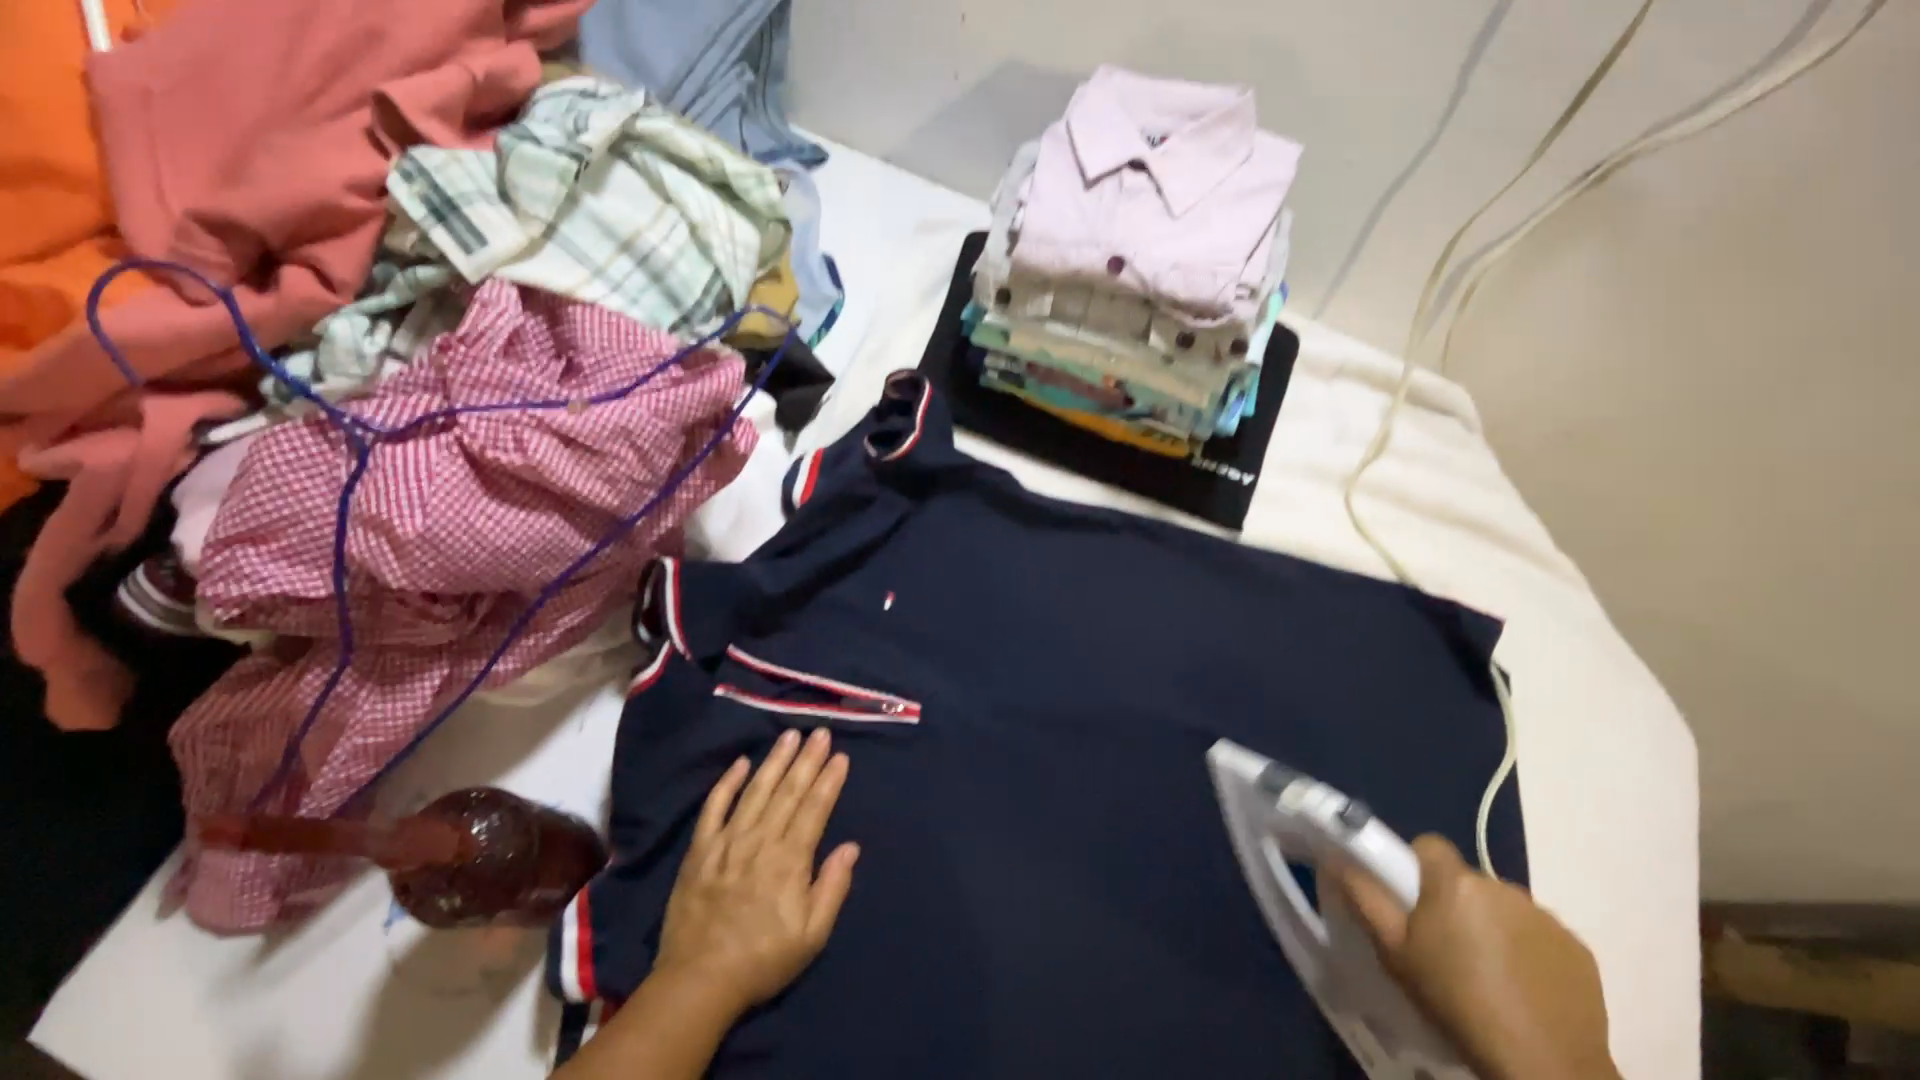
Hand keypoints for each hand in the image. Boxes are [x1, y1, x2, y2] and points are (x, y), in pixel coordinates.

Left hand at [652, 727, 858, 1017]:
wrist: (700, 980)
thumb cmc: (764, 959)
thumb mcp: (812, 935)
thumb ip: (832, 887)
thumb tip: (850, 847)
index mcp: (790, 860)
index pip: (814, 809)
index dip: (829, 781)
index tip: (841, 756)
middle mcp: (760, 841)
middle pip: (788, 792)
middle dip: (807, 760)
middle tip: (820, 733)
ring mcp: (727, 842)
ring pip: (755, 791)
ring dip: (774, 761)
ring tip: (790, 736)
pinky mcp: (700, 850)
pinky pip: (714, 807)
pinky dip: (728, 783)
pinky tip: (741, 763)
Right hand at [1329, 835, 1620, 1079]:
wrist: (1542, 1064)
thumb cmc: (1455, 1002)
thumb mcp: (1394, 954)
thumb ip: (1365, 898)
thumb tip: (1338, 858)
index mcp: (1455, 883)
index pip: (1429, 845)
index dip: (1415, 867)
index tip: (1410, 903)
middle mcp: (1502, 886)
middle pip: (1465, 881)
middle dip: (1452, 903)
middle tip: (1441, 948)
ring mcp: (1546, 916)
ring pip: (1503, 908)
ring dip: (1490, 926)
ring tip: (1484, 973)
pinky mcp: (1577, 947)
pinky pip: (1538, 935)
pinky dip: (1526, 951)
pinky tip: (1520, 988)